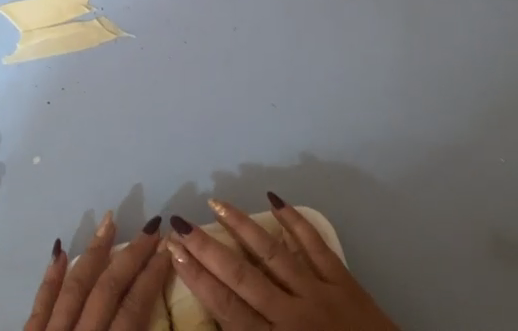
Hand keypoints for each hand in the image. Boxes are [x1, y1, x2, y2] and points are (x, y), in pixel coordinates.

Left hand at [25, 211, 173, 330]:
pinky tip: (59, 250)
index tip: (168, 245)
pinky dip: (51, 276)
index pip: (135, 306)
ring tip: (109, 220)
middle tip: (151, 227)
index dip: (153, 275)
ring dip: (94, 252)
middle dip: (132, 256)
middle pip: (108, 288)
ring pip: (75, 285)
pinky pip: (41, 302)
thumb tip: (163, 317)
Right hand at [166, 193, 399, 330]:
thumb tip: (219, 324)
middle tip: (181, 223)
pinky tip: (275, 200)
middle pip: (241, 275)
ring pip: (272, 253)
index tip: (174, 252)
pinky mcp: (343, 280)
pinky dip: (295, 221)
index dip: (197, 278)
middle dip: (208, 248)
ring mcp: (318, 292)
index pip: (227, 307)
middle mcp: (291, 314)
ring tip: (217, 204)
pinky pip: (315, 245)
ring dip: (242, 226)